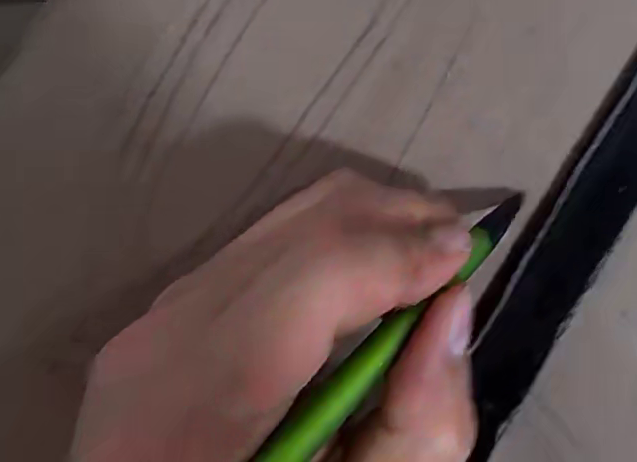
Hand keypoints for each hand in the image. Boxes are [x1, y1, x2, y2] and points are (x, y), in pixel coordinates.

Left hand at [71, 171, 476, 461]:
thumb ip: (417, 426)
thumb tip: (455, 304)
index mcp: (198, 403)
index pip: (310, 277)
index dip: (396, 251)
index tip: (465, 255)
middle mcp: (173, 329)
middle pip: (310, 221)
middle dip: (400, 219)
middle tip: (457, 252)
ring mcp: (172, 302)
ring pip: (300, 210)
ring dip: (378, 220)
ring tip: (426, 257)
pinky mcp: (187, 292)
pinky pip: (284, 229)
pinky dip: (346, 232)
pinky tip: (375, 268)